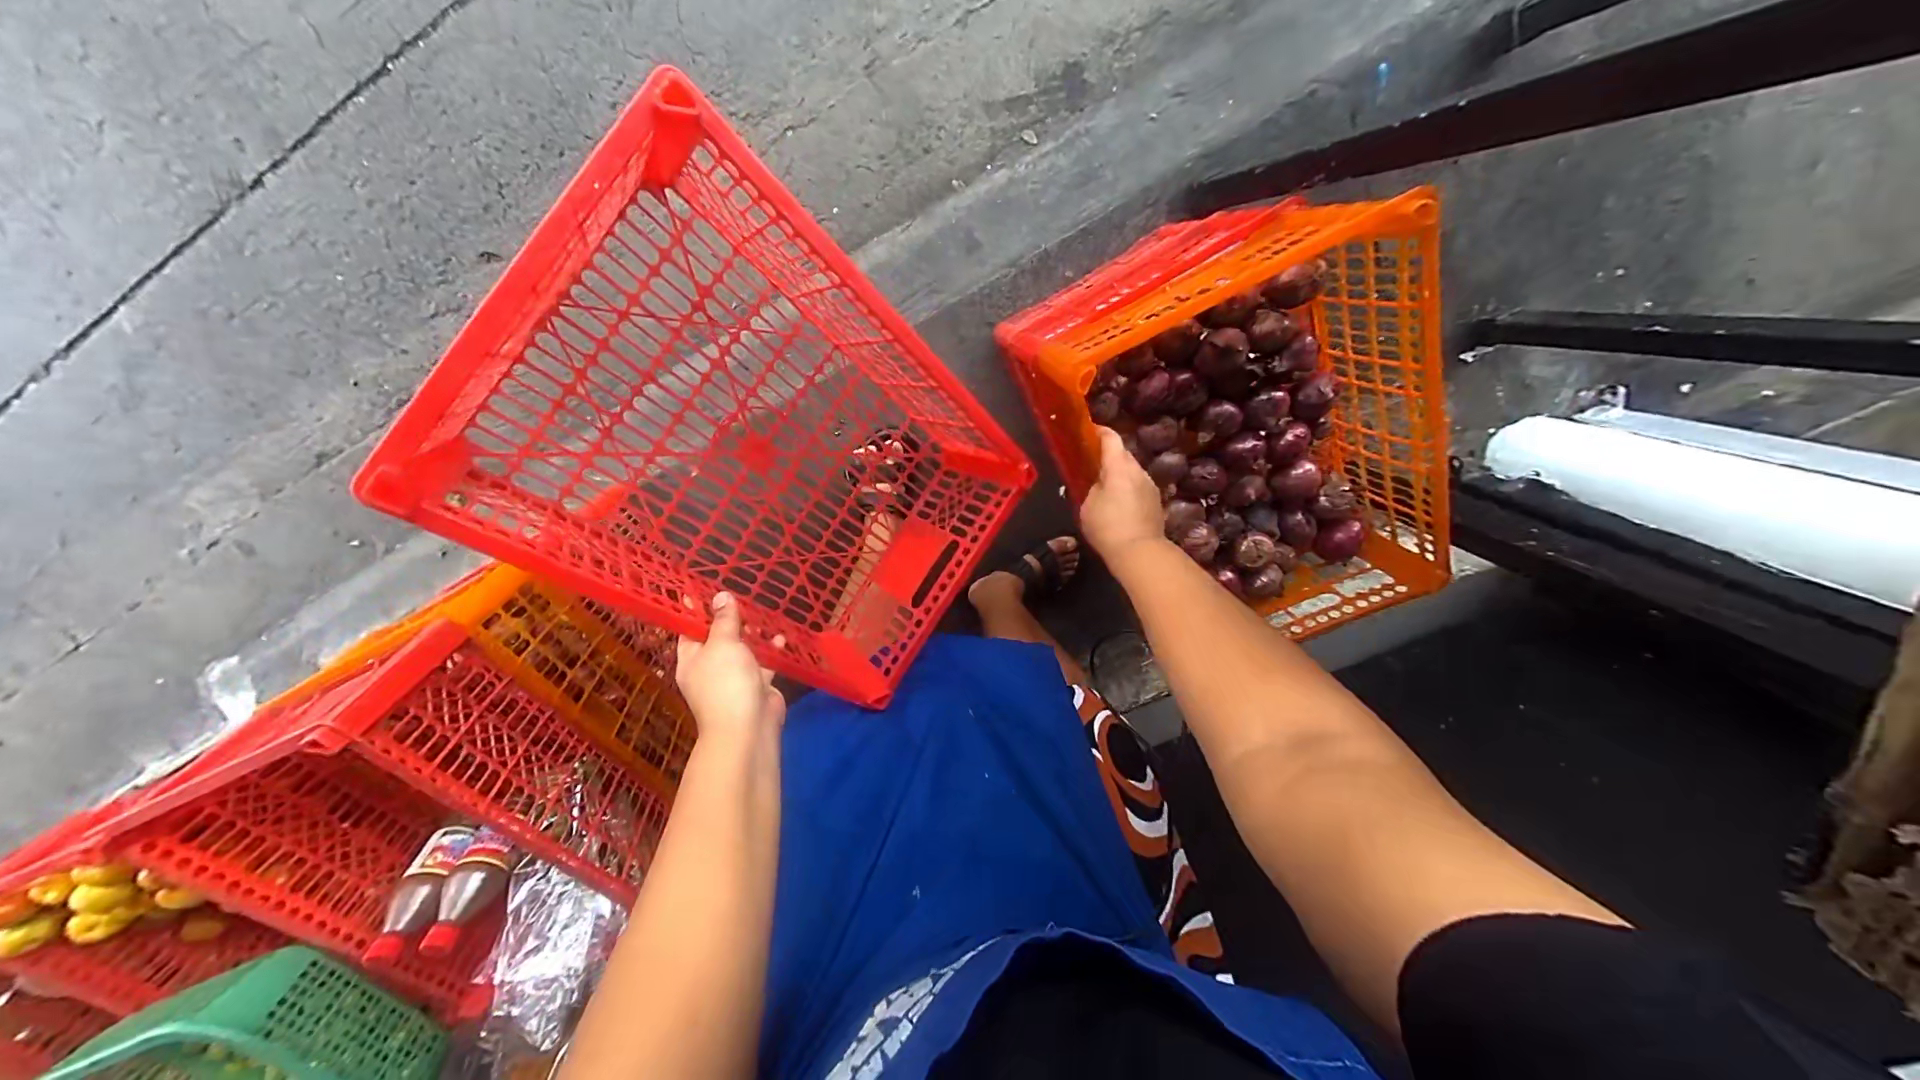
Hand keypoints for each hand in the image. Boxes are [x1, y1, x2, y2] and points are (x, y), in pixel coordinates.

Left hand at [676, 592, 785, 741]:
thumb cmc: (726, 682)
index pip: (689, 629)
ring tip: (762, 611)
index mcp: (691, 659)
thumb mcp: (722, 644)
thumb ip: (724, 620)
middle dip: (730, 619)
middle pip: (718, 638)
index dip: (696, 610)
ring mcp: (734, 677)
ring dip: (752, 633)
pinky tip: (781, 637)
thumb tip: (721, 596)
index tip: (704, 588)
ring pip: (742, 649)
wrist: (748, 727)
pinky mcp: (756, 685)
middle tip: (742, 595)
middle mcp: (710, 667)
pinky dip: (771, 651)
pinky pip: (763, 663)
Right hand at [1080, 426, 1166, 559]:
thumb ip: (1090, 487)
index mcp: (1119, 467)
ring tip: (1104, 483)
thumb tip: (1096, 482)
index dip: (1099, 432)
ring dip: (1119, 472)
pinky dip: (1127, 486)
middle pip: (1123, 454)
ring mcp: (1150, 486)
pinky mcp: (1155, 501)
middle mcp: (1138, 471)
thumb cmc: (1108, 526)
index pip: (1111, 439)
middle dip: (1108, 454)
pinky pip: (1138, 486)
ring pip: (1132, 470)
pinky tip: (1118, 501)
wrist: (1140, 552)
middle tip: (1092, 461)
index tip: (1088, 431)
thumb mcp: (1087, 505)